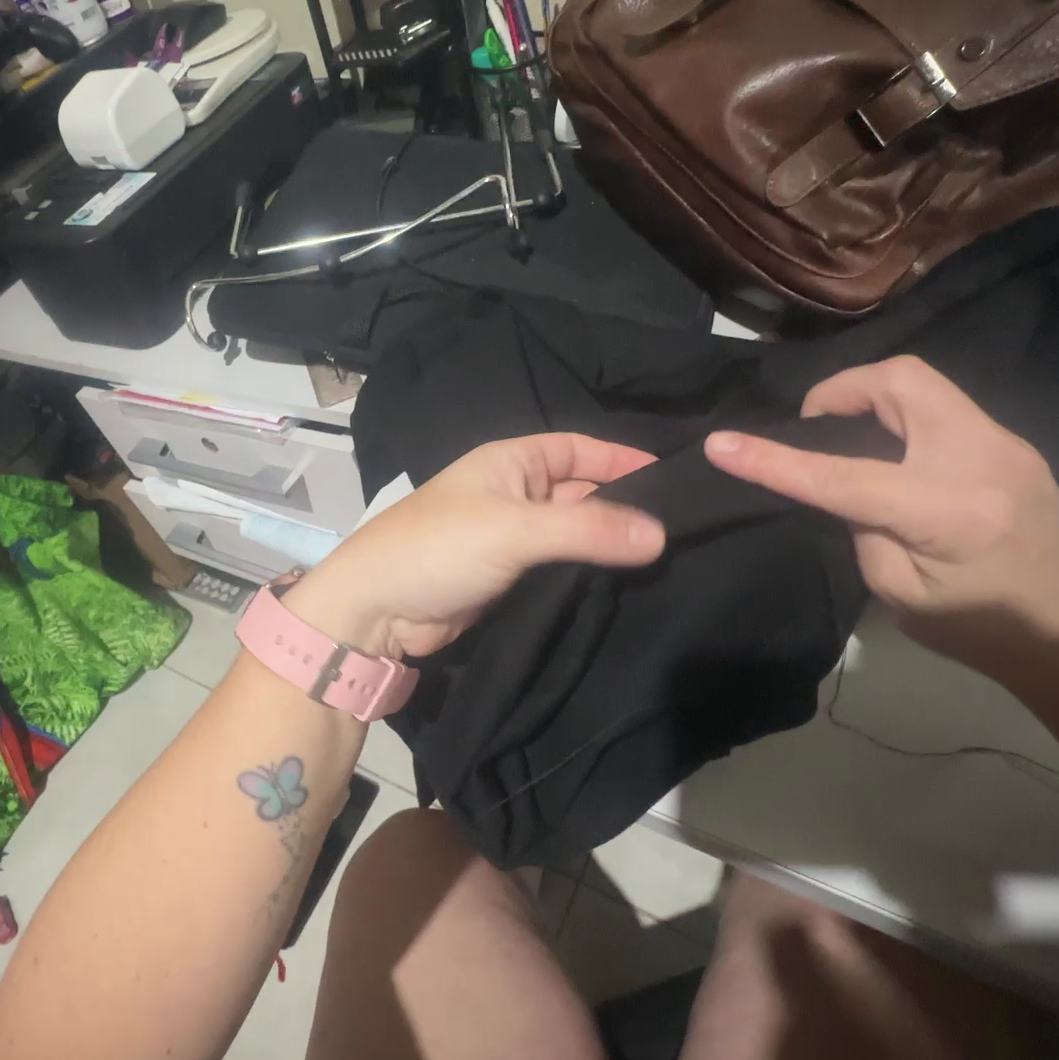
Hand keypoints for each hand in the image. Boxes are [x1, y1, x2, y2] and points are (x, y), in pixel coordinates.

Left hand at [283, 433, 666, 659]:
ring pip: (572, 533)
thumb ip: (587, 529)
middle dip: (624, 507)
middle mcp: (513, 492)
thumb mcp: (514, 530)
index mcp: (510, 461)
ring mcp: (510, 537)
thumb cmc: (438, 549)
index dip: (624, 458)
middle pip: (582, 491)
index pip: (580, 448)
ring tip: (666, 558)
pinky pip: (557, 567)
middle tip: (683, 529)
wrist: (376, 611)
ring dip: (608, 545)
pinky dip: (585, 573)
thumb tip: (660, 533)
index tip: (677, 478)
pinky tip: (623, 584)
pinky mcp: (508, 577)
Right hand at [703, 356, 1058, 673]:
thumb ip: (862, 528)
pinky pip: (939, 406)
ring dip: (869, 399)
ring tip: (843, 439)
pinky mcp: (1007, 445)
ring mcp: (1002, 444)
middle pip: (900, 380)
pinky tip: (886, 455)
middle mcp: (980, 458)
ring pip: (921, 383)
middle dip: (839, 392)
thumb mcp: (900, 592)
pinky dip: (896, 417)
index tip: (720, 445)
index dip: (773, 459)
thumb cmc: (984, 631)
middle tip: (811, 429)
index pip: (841, 475)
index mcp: (948, 511)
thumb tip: (841, 487)